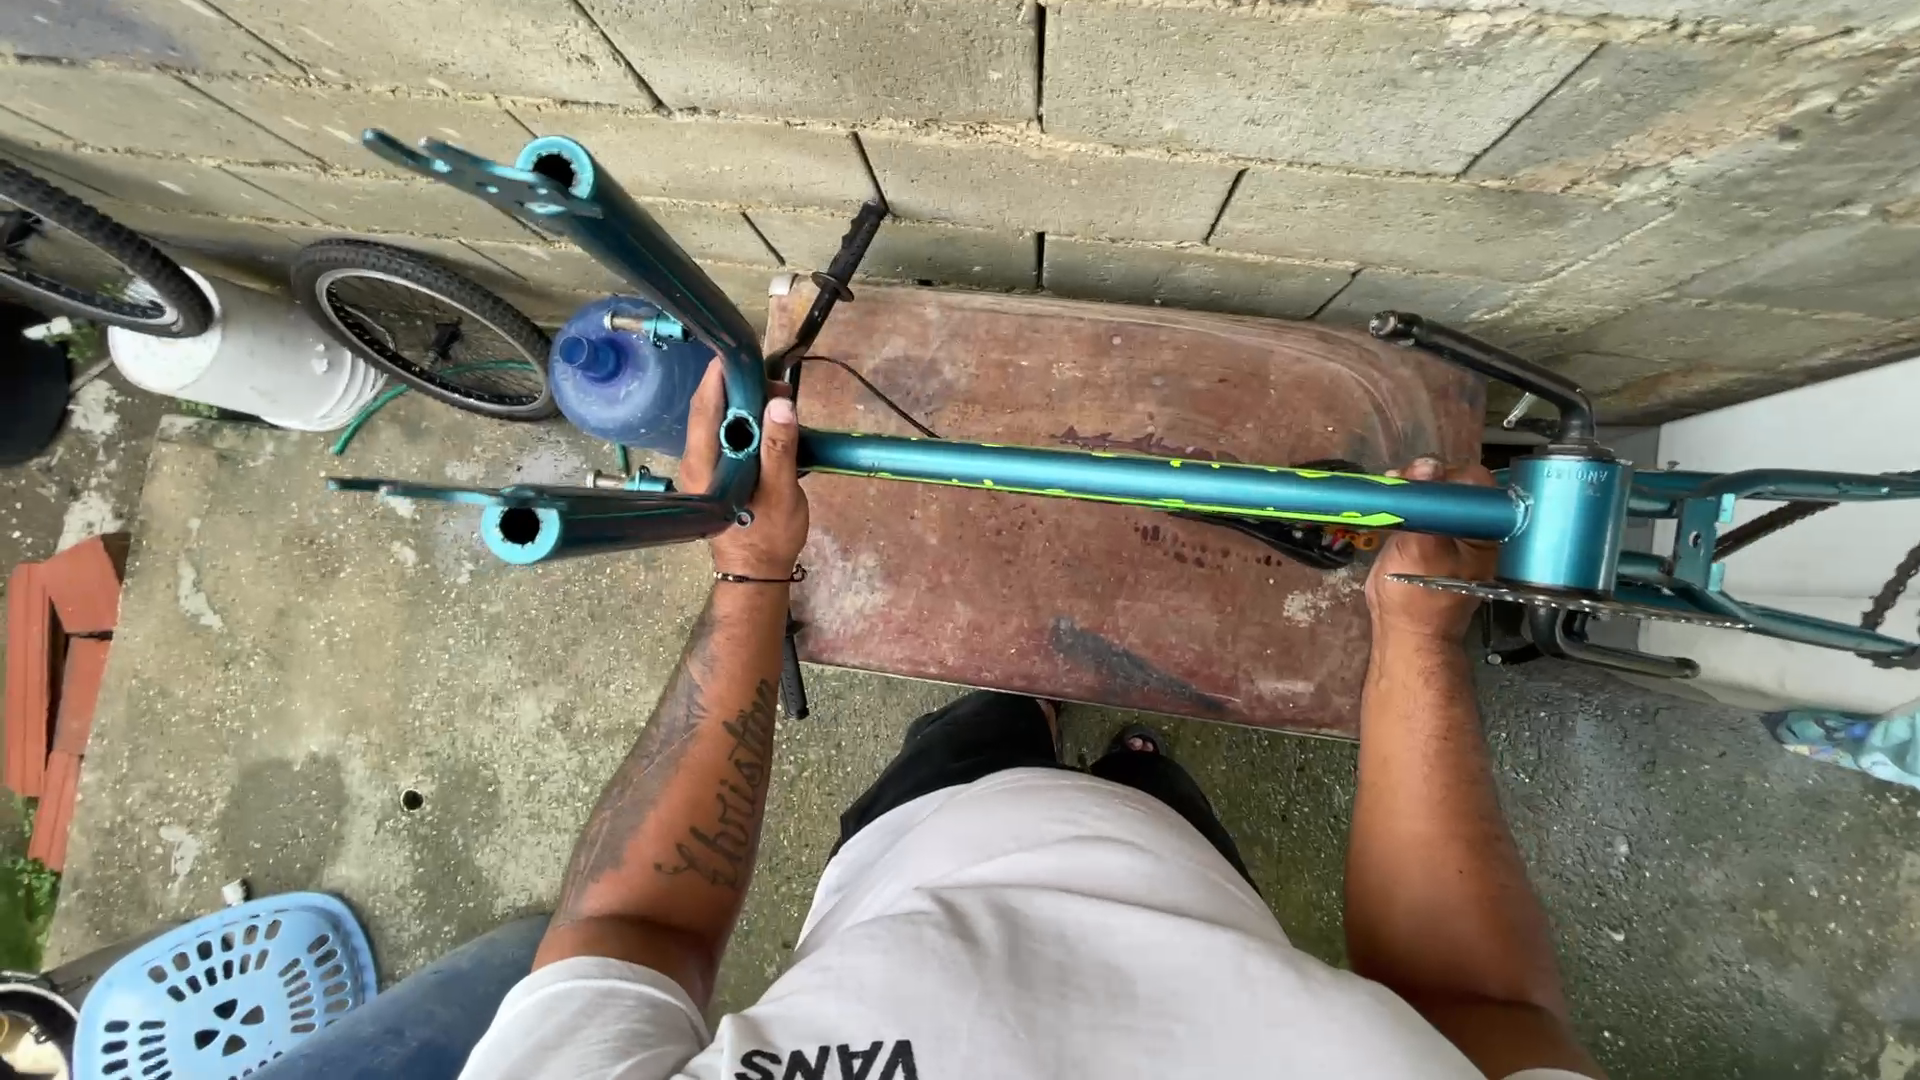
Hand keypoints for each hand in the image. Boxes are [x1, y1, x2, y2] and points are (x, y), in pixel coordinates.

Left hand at [678, 359, 809, 579]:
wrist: (756, 575)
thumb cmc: (768, 537)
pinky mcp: (713, 478)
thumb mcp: (781, 494)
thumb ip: (779, 448)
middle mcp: (694, 463)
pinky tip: (767, 427)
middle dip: (739, 389)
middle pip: (708, 411)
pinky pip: (723, 440)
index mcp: (705, 465)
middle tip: (776, 383)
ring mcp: (701, 471)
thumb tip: (780, 404)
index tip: (742, 354)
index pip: (706, 407)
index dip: (720, 375)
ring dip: (744, 408)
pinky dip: (744, 425)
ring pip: (716, 425)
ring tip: (777, 402)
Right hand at [1365, 457, 1498, 643]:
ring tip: (1388, 486)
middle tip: (1397, 479)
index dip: (1445, 473)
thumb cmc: (1418, 597)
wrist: (1403, 629)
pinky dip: (1400, 501)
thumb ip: (1423, 508)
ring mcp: (1448, 531)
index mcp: (1487, 529)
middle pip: (1451, 484)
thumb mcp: (1422, 549)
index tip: (1416, 475)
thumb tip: (1425, 466)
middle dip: (1422, 477)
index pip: (1473, 483)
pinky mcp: (1425, 536)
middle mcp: (1472, 525)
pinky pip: (1416, 509)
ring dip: (1408, 487)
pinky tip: (1384, 499)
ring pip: (1431, 494)